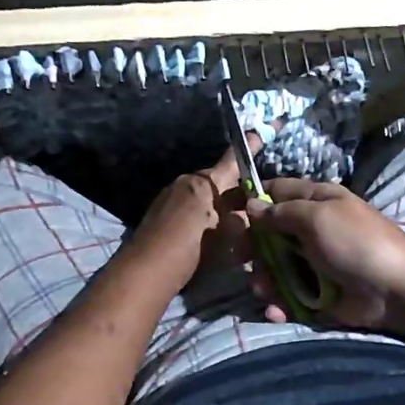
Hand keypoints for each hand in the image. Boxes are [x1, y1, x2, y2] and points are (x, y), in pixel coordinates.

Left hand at [126, 149, 246, 283]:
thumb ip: (240, 223)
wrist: (145, 270)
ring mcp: (168, 198)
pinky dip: (201, 218)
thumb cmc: (191, 249)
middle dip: (234, 192)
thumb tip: (244, 216)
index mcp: (205, 183)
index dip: (248, 148)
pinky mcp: (158, 214)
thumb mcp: (225, 237)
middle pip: (217, 182)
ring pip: (202, 197)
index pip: (232, 161)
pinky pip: (187, 209)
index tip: (259, 134)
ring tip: (231, 228)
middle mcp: (186, 183)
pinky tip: (208, 238)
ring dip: (216, 208)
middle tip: (251, 209)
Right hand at [246, 178, 404, 330]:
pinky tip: (277, 310)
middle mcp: (309, 230)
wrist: (395, 291)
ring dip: (263, 280)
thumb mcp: (317, 217)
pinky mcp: (313, 291)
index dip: (249, 200)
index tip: (226, 212)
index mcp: (314, 201)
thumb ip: (280, 211)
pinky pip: (285, 295)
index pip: (273, 192)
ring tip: (265, 291)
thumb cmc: (356, 243)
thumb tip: (250, 204)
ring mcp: (310, 262)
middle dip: (252, 248)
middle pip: (265, 234)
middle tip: (244, 260)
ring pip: (271, 267)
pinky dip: (278, 304)